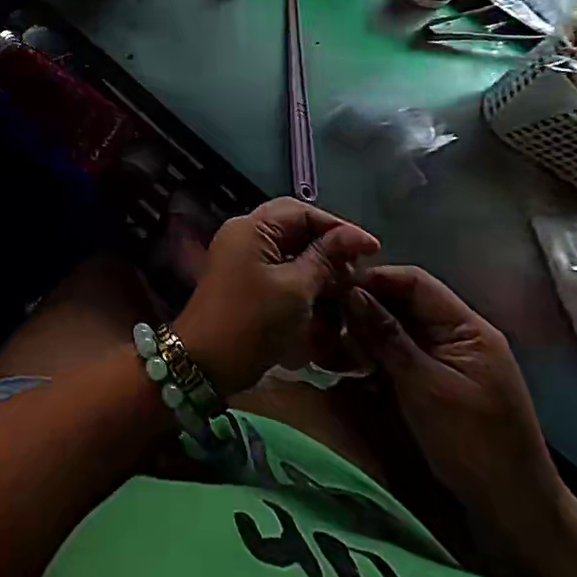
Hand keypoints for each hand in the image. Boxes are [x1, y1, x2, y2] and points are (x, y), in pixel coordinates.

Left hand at [173, 199, 380, 395]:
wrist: (204, 364)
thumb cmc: (252, 322)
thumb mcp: (296, 289)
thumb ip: (326, 258)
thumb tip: (357, 237)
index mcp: (251, 228)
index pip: (302, 212)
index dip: (339, 228)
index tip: (372, 249)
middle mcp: (244, 236)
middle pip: (296, 230)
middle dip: (329, 249)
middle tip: (358, 270)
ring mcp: (242, 259)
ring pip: (290, 252)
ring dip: (318, 267)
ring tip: (345, 288)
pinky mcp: (244, 283)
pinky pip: (279, 272)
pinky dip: (303, 282)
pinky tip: (324, 300)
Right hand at [344, 267, 559, 510]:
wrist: (515, 508)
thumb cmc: (473, 444)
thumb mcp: (424, 387)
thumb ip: (388, 337)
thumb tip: (353, 292)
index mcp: (467, 327)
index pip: (416, 282)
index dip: (375, 278)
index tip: (335, 286)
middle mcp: (460, 334)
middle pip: (407, 302)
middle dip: (368, 305)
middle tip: (327, 316)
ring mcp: (451, 357)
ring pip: (402, 328)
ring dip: (370, 332)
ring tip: (334, 339)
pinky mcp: (441, 380)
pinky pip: (406, 353)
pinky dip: (380, 355)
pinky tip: (353, 362)